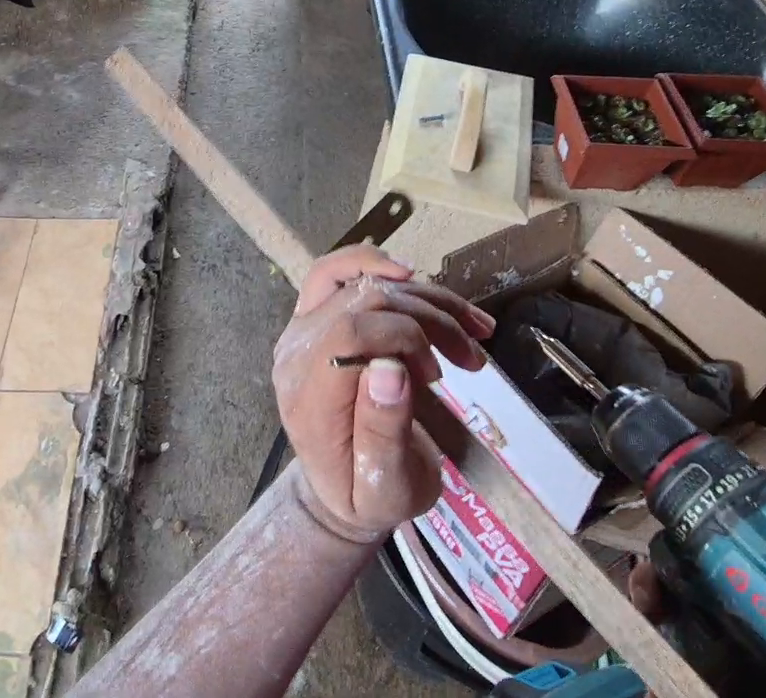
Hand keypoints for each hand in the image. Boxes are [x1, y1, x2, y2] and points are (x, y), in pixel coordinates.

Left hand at [273, 245, 494, 541]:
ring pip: (360, 276)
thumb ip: (383, 433)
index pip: (349, 332)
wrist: (341, 488)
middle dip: (427, 316)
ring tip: (470, 333)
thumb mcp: (386, 488)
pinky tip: (434, 293)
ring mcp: (302, 329)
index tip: (438, 374)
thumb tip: (390, 369)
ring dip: (426, 296)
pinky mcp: (317, 317)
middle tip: (467, 357)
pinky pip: (345, 271)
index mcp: (307, 397)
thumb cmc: (366, 495)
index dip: (404, 335)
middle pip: (362, 297)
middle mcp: (295, 351)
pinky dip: (398, 277)